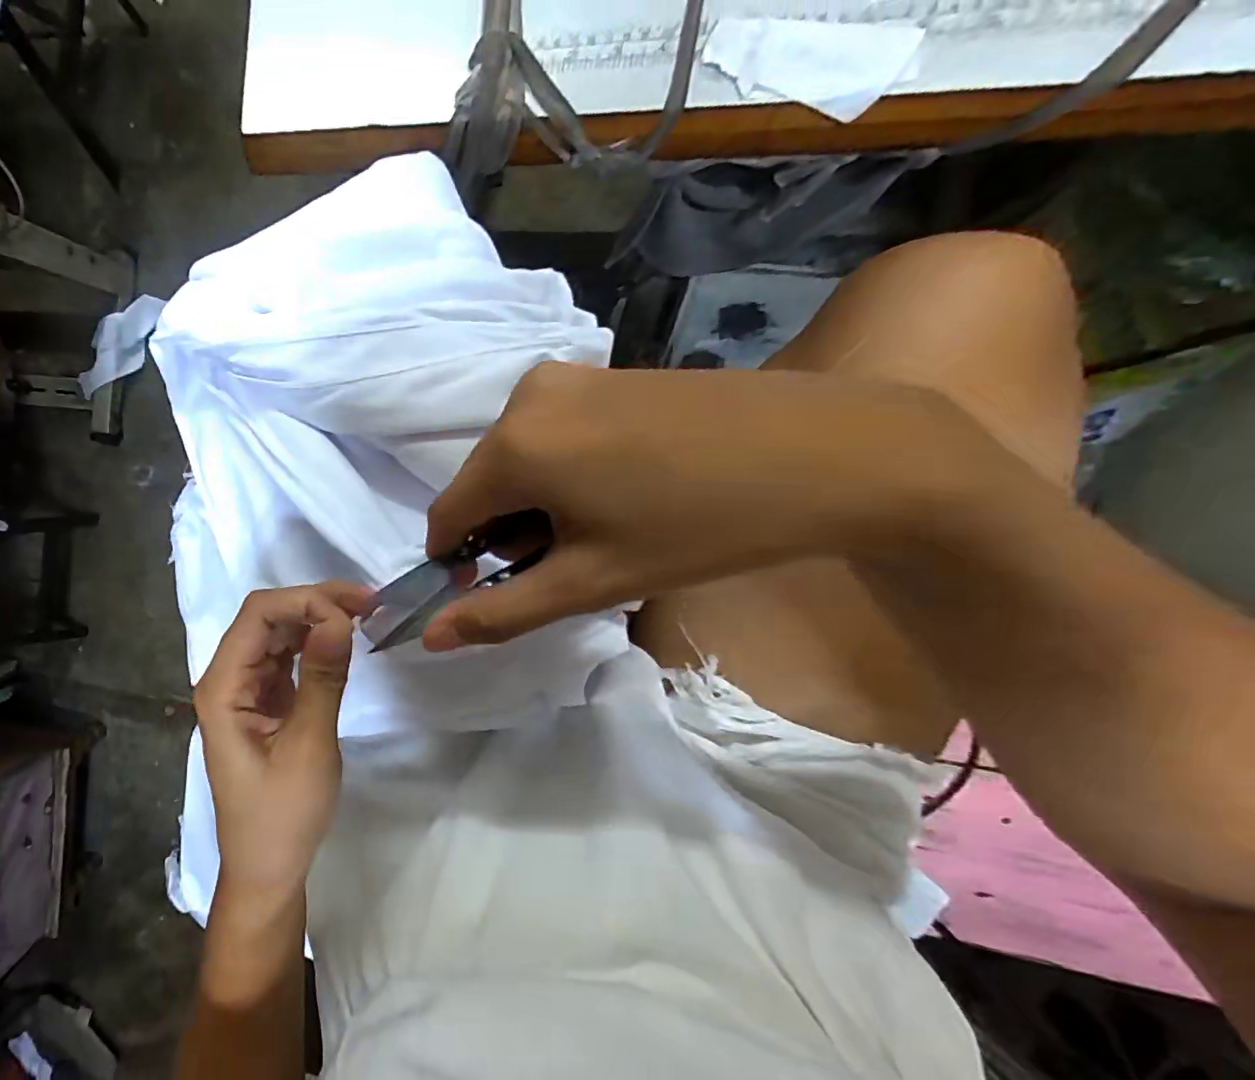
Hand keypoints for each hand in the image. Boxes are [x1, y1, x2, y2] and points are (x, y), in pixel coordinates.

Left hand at [194, 583, 374, 900]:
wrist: (266, 871)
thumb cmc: (281, 817)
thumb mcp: (309, 746)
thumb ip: (323, 679)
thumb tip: (339, 619)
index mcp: (222, 687)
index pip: (257, 615)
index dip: (305, 601)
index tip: (354, 612)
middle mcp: (227, 680)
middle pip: (266, 618)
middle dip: (314, 603)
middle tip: (369, 604)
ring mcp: (244, 691)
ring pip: (278, 635)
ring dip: (316, 619)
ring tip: (364, 615)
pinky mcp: (263, 703)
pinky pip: (286, 660)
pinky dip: (314, 645)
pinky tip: (342, 641)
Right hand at [422, 362, 1014, 650]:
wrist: (836, 451)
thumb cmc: (703, 526)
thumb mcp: (593, 582)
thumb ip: (502, 611)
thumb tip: (429, 635)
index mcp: (513, 444)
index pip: (445, 517)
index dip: (463, 563)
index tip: (510, 587)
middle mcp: (524, 397)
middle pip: (482, 485)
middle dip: (508, 531)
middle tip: (577, 559)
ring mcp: (565, 376)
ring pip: (516, 459)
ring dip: (537, 502)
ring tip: (608, 522)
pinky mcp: (600, 371)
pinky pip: (549, 432)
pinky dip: (563, 469)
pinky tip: (624, 484)